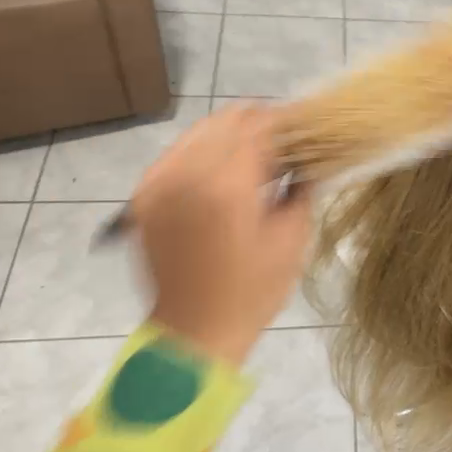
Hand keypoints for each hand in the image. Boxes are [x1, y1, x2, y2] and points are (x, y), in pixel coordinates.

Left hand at [130, 105, 313, 365]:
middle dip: (260, 126)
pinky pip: (178, 153)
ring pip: (201, 131)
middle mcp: (187, 173)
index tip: (306, 129)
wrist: (193, 331)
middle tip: (283, 146)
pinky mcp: (144, 194)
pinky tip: (222, 173)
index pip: (260, 125)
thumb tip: (307, 157)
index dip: (287, 121)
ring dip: (231, 136)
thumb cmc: (253, 292)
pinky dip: (203, 153)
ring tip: (255, 158)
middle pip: (229, 120)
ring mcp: (159, 181)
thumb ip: (300, 187)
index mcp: (228, 186)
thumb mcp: (292, 239)